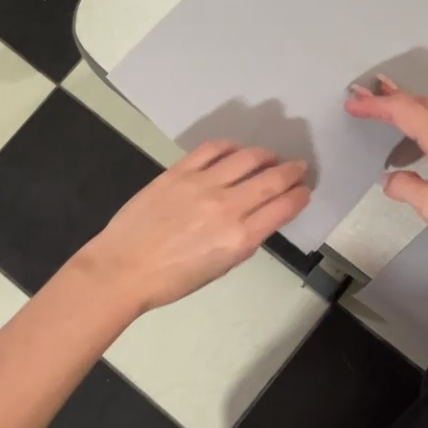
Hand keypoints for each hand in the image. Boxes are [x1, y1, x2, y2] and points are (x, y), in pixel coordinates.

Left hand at [72, 141, 310, 313]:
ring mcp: (202, 186)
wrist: (123, 269)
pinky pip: (212, 150)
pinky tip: (237, 150)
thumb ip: (242, 241)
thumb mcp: (219, 269)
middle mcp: (226, 208)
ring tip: (272, 157)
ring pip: (247, 158)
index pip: (283, 208)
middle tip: (299, 168)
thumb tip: (256, 218)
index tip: (305, 191)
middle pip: (271, 180)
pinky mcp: (178, 172)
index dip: (300, 196)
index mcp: (239, 240)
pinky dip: (231, 146)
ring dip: (266, 155)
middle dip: (292, 172)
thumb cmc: (171, 280)